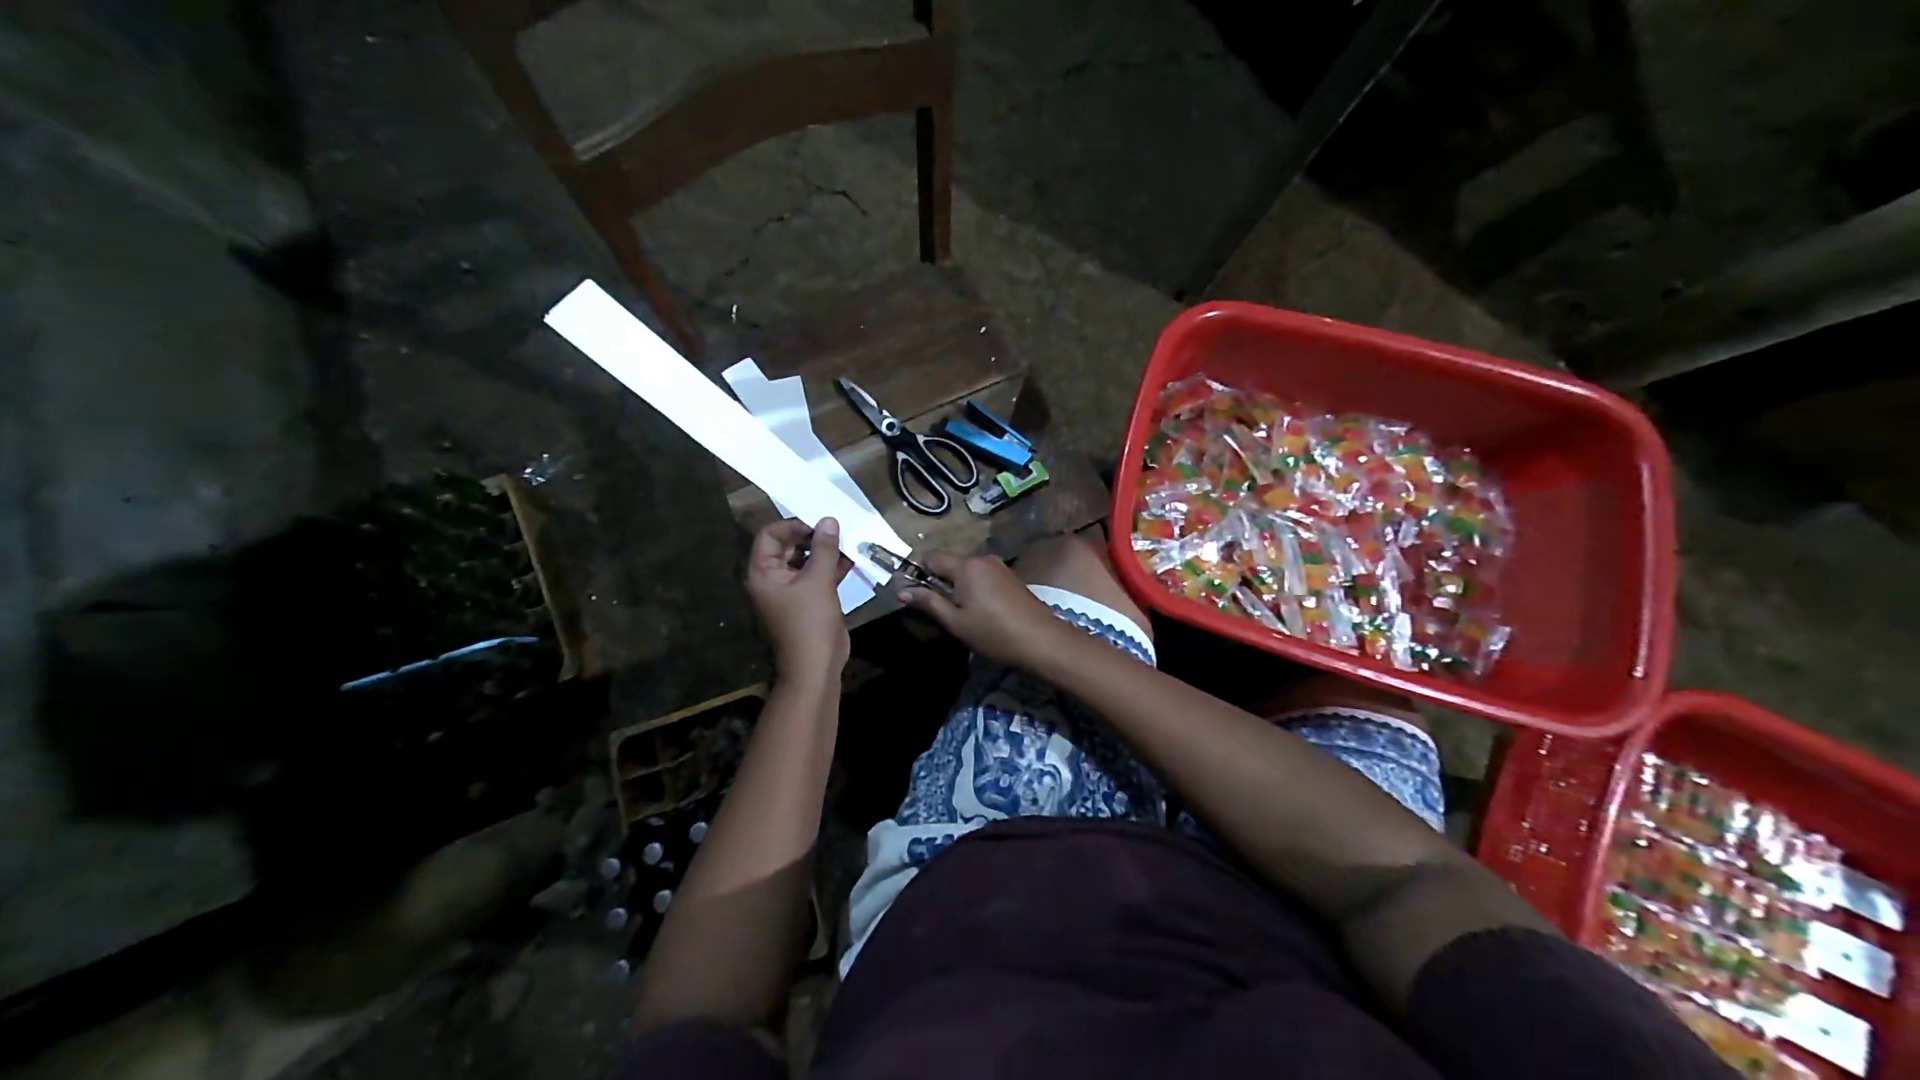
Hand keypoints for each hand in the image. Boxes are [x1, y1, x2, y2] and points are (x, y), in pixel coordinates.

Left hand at [745, 518, 850, 675]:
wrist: (816, 665)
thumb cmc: (809, 621)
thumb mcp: (818, 580)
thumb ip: (824, 548)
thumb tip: (828, 519)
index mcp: (763, 572)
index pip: (770, 535)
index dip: (793, 525)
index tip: (818, 523)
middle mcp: (772, 578)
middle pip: (787, 546)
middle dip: (812, 536)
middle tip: (837, 528)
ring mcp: (791, 590)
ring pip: (805, 560)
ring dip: (825, 551)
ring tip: (849, 539)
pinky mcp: (808, 600)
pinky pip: (817, 576)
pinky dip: (832, 567)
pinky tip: (852, 558)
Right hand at [896, 551, 1061, 664]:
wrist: (1041, 640)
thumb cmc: (993, 632)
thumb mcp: (956, 621)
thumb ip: (929, 602)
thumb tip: (902, 591)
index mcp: (966, 566)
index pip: (931, 558)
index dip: (920, 574)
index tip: (917, 595)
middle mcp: (983, 559)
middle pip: (951, 565)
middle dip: (941, 583)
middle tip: (941, 611)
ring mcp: (1000, 567)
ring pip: (968, 572)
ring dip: (960, 588)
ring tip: (963, 615)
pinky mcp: (1012, 578)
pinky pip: (984, 577)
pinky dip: (977, 590)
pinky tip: (983, 612)